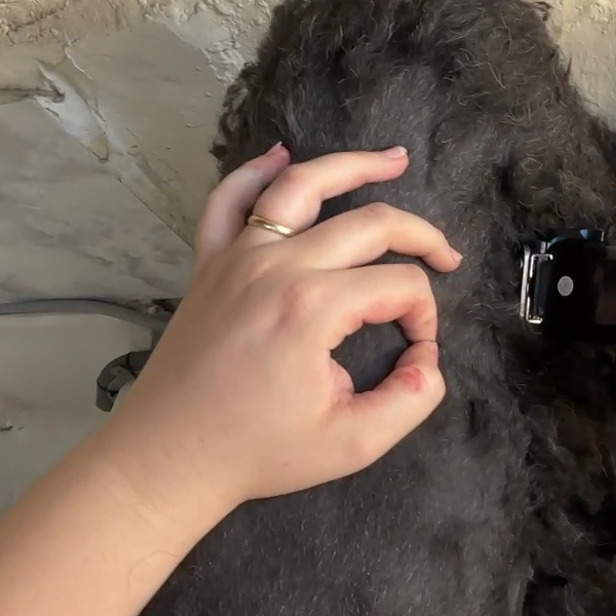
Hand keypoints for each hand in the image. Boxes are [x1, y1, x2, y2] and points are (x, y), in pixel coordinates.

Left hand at [98, 144, 460, 518]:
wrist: (167, 459)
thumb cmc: (260, 450)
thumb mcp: (354, 443)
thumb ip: (412, 399)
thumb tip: (428, 360)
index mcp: (314, 307)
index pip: (401, 286)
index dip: (426, 317)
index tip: (418, 353)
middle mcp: (278, 265)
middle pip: (371, 223)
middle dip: (422, 237)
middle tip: (447, 257)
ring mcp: (238, 256)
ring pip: (301, 185)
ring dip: (354, 166)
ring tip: (395, 160)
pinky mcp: (210, 262)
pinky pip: (228, 201)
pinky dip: (254, 172)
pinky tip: (281, 156)